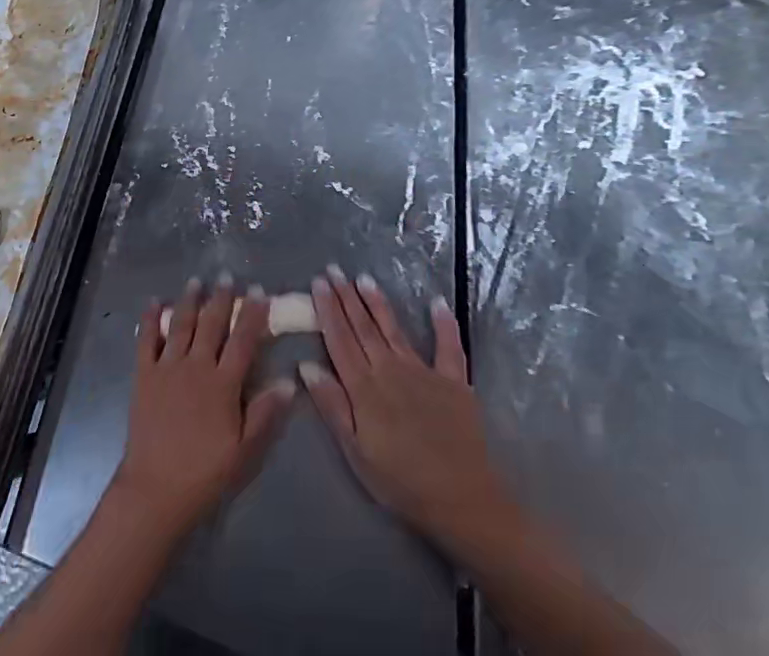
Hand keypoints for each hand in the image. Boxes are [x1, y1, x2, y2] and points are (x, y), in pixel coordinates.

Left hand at [112, 277, 294, 532]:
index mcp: (224, 384)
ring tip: (196, 281)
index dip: (253, 314)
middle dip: (221, 298)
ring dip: (189, 301)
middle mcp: (196, 367)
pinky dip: (151, 320)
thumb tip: (289, 381)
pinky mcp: (144, 375)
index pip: (243, 341)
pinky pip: (147, 340)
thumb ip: (266, 412)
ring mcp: (167, 368)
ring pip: (181, 325)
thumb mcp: (246, 449)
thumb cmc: (207, 471)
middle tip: (227, 276)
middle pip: (211, 325)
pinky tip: (154, 303)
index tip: (259, 291)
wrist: (157, 486)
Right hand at [300, 266, 518, 554]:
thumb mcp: (355, 449)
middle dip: (346, 297)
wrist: (462, 498)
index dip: (328, 309)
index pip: (340, 339)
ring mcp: (424, 373)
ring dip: (378, 303)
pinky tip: (437, 303)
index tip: (318, 283)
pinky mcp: (454, 383)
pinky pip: (449, 347)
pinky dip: (444, 324)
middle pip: (363, 328)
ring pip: (395, 330)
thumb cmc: (399, 480)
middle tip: (334, 270)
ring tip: (364, 279)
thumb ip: (332, 405)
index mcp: (364, 387)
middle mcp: (390, 370)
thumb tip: (306, 365)